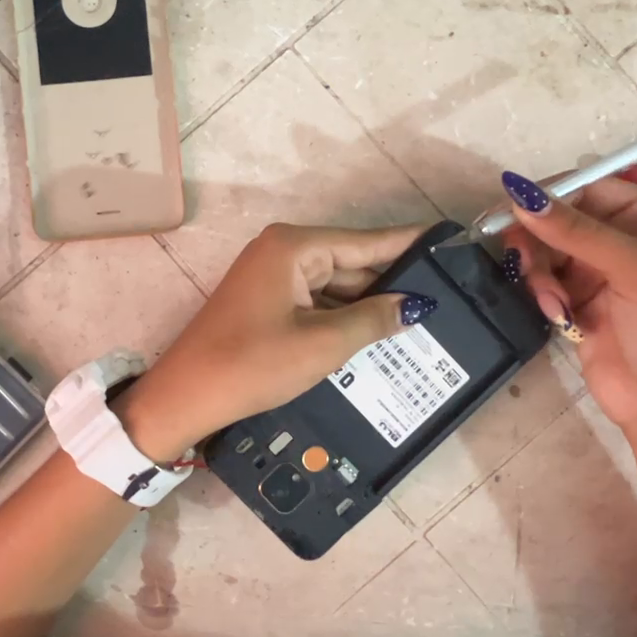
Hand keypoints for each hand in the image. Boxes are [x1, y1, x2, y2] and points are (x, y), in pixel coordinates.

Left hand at [118, 224, 434, 459]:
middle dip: (392, 283)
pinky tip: (375, 334)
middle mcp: (282, 252)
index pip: (366, 241)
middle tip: (446, 296)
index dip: (409, 244)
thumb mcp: (322, 344)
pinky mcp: (265, 303)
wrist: (187, 395)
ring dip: (367, 305)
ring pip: (334, 285)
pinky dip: (341, 317)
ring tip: (421, 319)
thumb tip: (413, 305)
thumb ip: (373, 320)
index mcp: (294, 247)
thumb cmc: (253, 364)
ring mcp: (271, 278)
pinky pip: (315, 302)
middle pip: (351, 262)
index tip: (449, 240)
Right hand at [498, 172, 636, 442]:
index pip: (589, 189)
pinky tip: (558, 317)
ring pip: (546, 251)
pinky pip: (544, 282)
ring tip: (550, 302)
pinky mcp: (579, 303)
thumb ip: (578, 231)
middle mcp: (627, 240)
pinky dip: (542, 295)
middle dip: (538, 241)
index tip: (507, 214)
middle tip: (520, 262)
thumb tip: (520, 195)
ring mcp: (601, 273)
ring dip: (538, 273)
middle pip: (559, 220)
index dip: (548, 198)